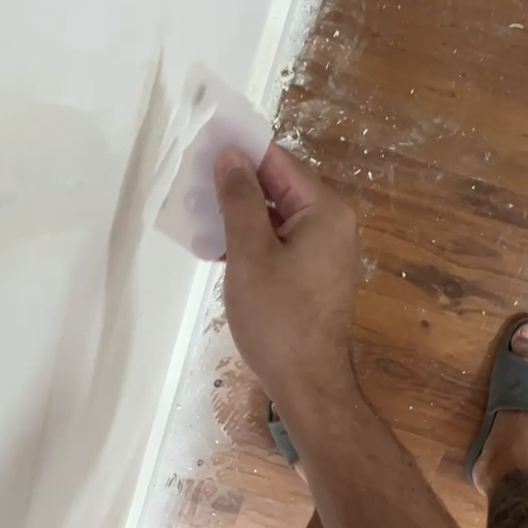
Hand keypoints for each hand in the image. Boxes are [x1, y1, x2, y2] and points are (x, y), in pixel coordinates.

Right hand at [213, 145, 361, 409]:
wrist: (308, 383)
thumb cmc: (278, 319)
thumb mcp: (250, 254)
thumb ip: (239, 200)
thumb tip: (230, 155)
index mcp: (325, 211)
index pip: (279, 163)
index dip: (241, 152)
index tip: (204, 144)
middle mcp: (333, 226)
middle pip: (280, 190)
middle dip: (238, 187)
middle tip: (193, 184)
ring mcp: (327, 255)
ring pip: (278, 221)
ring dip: (241, 218)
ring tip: (199, 217)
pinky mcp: (316, 279)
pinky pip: (282, 247)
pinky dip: (254, 244)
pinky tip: (222, 251)